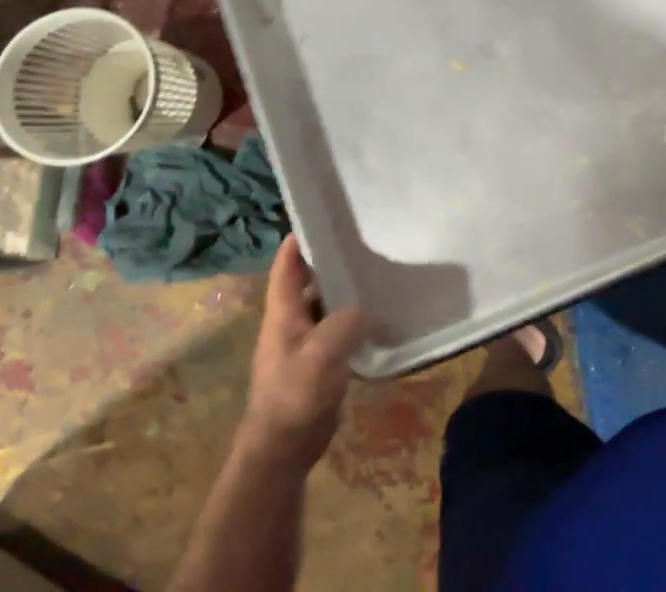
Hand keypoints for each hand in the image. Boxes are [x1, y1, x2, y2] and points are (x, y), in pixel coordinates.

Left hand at [240, 236, 366, 466]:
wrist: (283, 447)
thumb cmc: (294, 395)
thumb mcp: (321, 355)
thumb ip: (346, 324)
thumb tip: (368, 310)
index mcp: (283, 314)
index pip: (287, 267)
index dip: (300, 241)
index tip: (323, 219)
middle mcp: (292, 323)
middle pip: (310, 283)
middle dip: (332, 262)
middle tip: (367, 243)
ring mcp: (306, 344)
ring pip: (328, 307)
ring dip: (348, 292)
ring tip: (382, 275)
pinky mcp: (321, 363)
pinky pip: (340, 332)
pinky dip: (357, 321)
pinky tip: (382, 317)